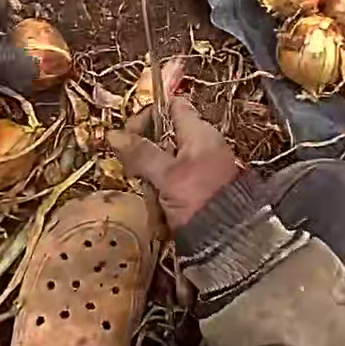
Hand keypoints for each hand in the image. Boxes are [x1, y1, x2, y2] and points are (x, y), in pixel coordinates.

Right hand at [107, 97, 242, 228]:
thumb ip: (141, 154)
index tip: (129, 133)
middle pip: (166, 134)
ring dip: (150, 172)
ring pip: (166, 160)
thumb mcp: (167, 174)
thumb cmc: (200, 199)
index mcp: (199, 132)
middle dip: (144, 148)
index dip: (149, 113)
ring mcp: (202, 167)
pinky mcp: (200, 189)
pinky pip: (173, 180)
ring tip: (143, 187)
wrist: (230, 239)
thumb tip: (113, 135)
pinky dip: (161, 187)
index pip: (173, 105)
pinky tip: (155, 201)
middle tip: (131, 165)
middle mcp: (203, 144)